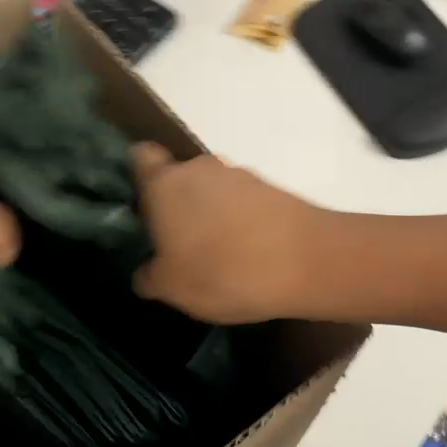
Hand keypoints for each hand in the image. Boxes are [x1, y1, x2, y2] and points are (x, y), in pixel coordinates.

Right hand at [130, 143, 332, 323]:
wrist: (308, 261)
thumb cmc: (224, 271)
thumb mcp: (173, 288)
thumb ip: (151, 276)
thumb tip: (147, 271)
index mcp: (166, 184)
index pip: (141, 158)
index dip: (139, 178)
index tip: (141, 208)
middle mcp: (202, 169)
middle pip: (181, 177)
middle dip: (179, 204)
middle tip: (178, 243)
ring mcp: (243, 176)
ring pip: (216, 190)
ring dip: (213, 213)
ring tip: (218, 254)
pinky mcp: (275, 189)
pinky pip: (246, 203)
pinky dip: (243, 221)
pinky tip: (248, 253)